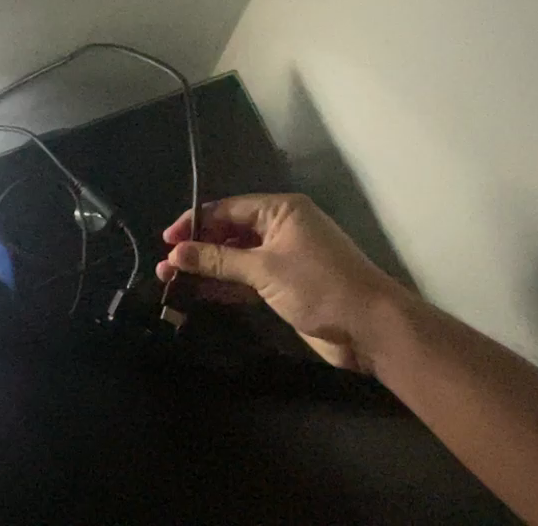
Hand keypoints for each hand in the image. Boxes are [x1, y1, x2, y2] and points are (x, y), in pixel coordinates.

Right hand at [158, 193, 411, 371]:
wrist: (372, 329)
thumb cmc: (319, 286)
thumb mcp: (264, 270)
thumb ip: (218, 261)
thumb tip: (176, 253)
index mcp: (280, 210)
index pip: (227, 208)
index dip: (195, 223)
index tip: (167, 240)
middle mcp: (280, 228)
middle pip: (229, 231)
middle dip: (197, 248)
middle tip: (166, 265)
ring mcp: (284, 257)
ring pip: (235, 257)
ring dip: (207, 268)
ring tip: (172, 280)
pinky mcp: (286, 285)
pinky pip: (247, 279)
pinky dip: (225, 285)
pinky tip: (198, 292)